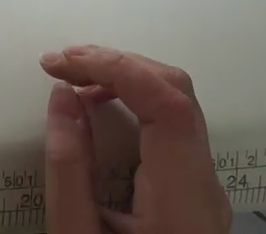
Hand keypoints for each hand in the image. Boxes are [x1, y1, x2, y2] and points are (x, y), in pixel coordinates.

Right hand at [40, 46, 230, 233]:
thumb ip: (69, 168)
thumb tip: (64, 95)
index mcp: (184, 202)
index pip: (169, 103)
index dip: (115, 66)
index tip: (59, 63)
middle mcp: (206, 188)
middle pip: (177, 91)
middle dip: (115, 62)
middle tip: (60, 64)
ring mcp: (205, 190)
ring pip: (177, 102)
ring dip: (123, 76)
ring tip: (71, 78)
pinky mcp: (194, 193)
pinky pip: (171, 124)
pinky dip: (132, 98)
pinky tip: (96, 105)